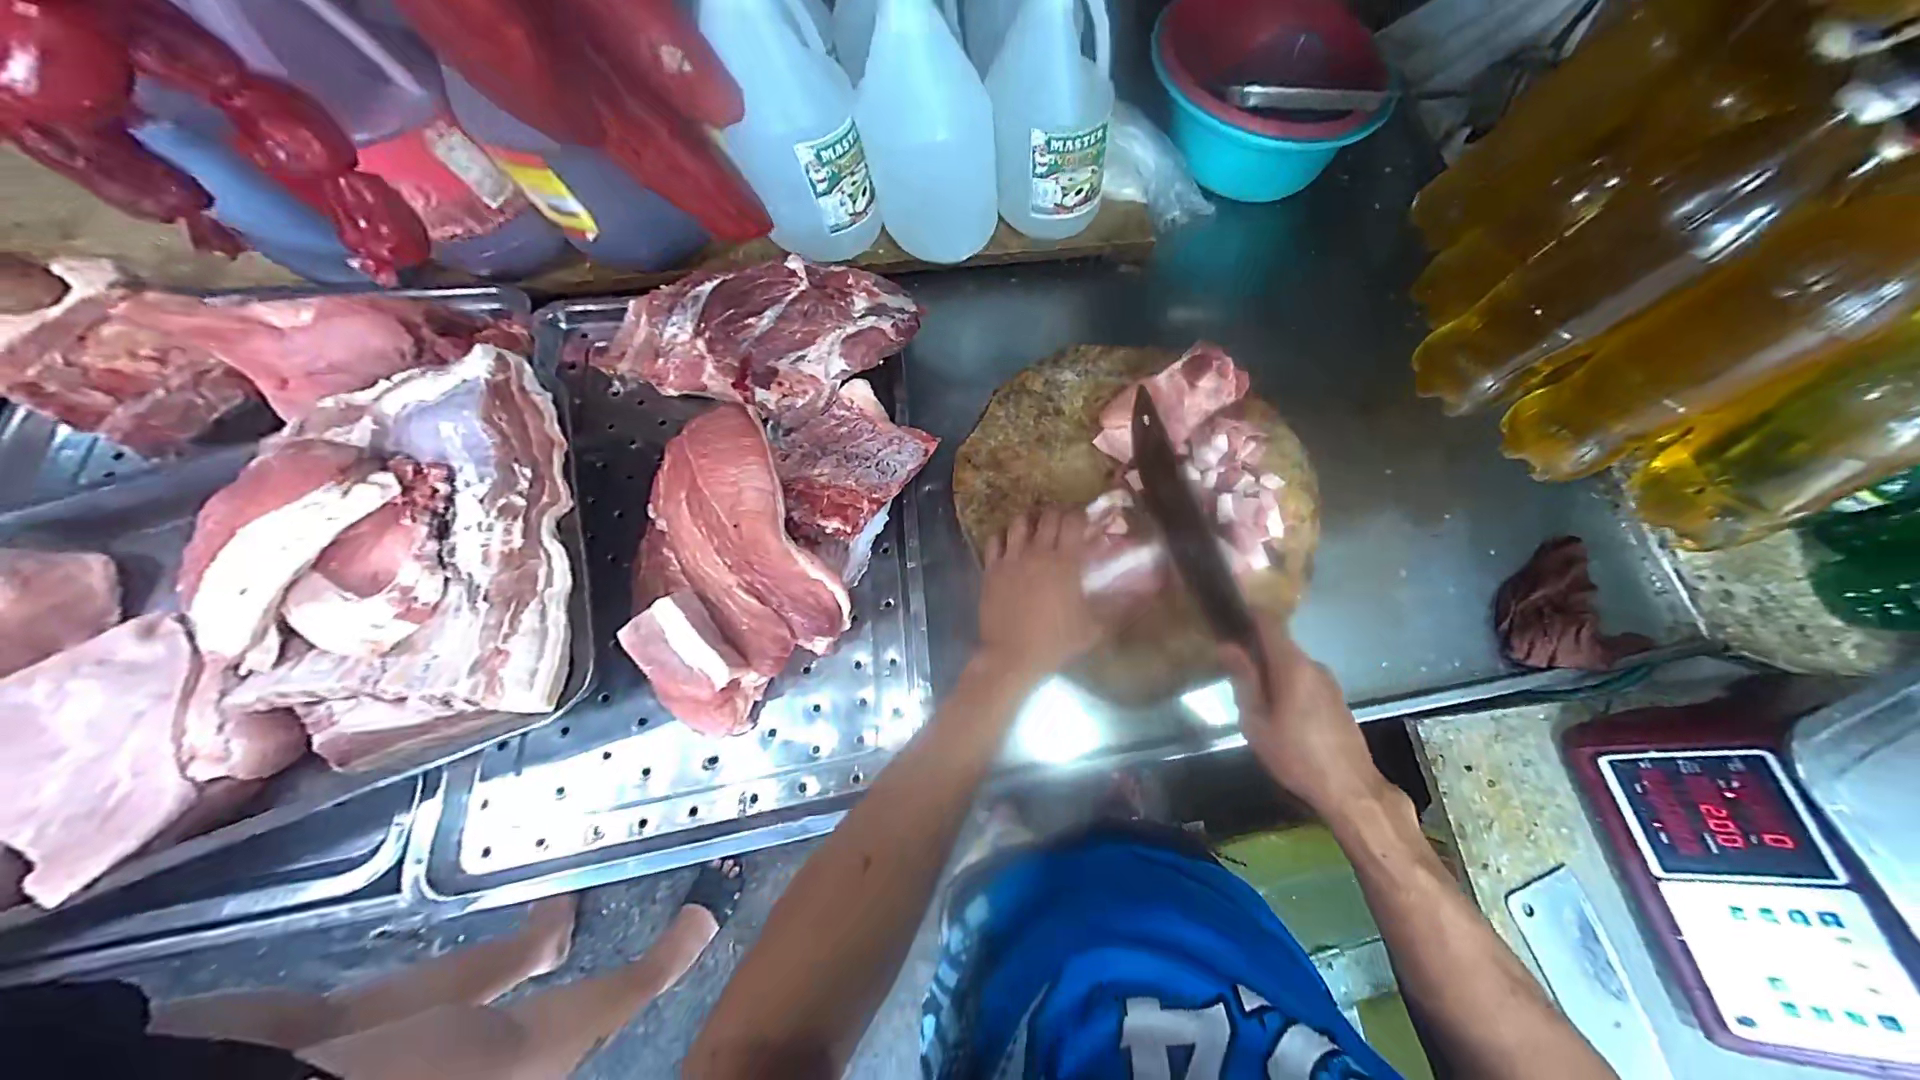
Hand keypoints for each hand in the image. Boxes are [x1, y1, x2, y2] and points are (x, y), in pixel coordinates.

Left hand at [978, 506, 1104, 680]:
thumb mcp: (1095, 627)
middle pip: (1047, 515)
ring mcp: (1011, 559)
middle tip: (1063, 522)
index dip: (1080, 514)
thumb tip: (1147, 596)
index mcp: (1065, 562)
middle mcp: (1037, 553)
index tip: (1084, 519)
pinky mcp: (991, 569)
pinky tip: (1010, 543)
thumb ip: (1120, 607)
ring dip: (1030, 520)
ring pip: (1019, 522)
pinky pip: (995, 540)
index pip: (1073, 520)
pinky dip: (1004, 536)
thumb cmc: (1056, 642)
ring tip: (1036, 527)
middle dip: (1057, 513)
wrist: (1012, 655)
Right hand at [1221, 626, 1391, 819]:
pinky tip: (1276, 710)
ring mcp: (1329, 682)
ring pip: (1291, 663)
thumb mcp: (1257, 721)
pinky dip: (1286, 683)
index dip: (1247, 615)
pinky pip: (1304, 678)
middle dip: (1254, 649)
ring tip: (1249, 695)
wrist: (1351, 790)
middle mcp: (1313, 666)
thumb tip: (1228, 646)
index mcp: (1292, 666)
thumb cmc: (1296, 755)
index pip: (1270, 622)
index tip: (1226, 619)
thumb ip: (1243, 680)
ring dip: (1270, 670)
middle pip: (1279, 643)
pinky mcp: (1336, 699)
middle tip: (1229, 669)